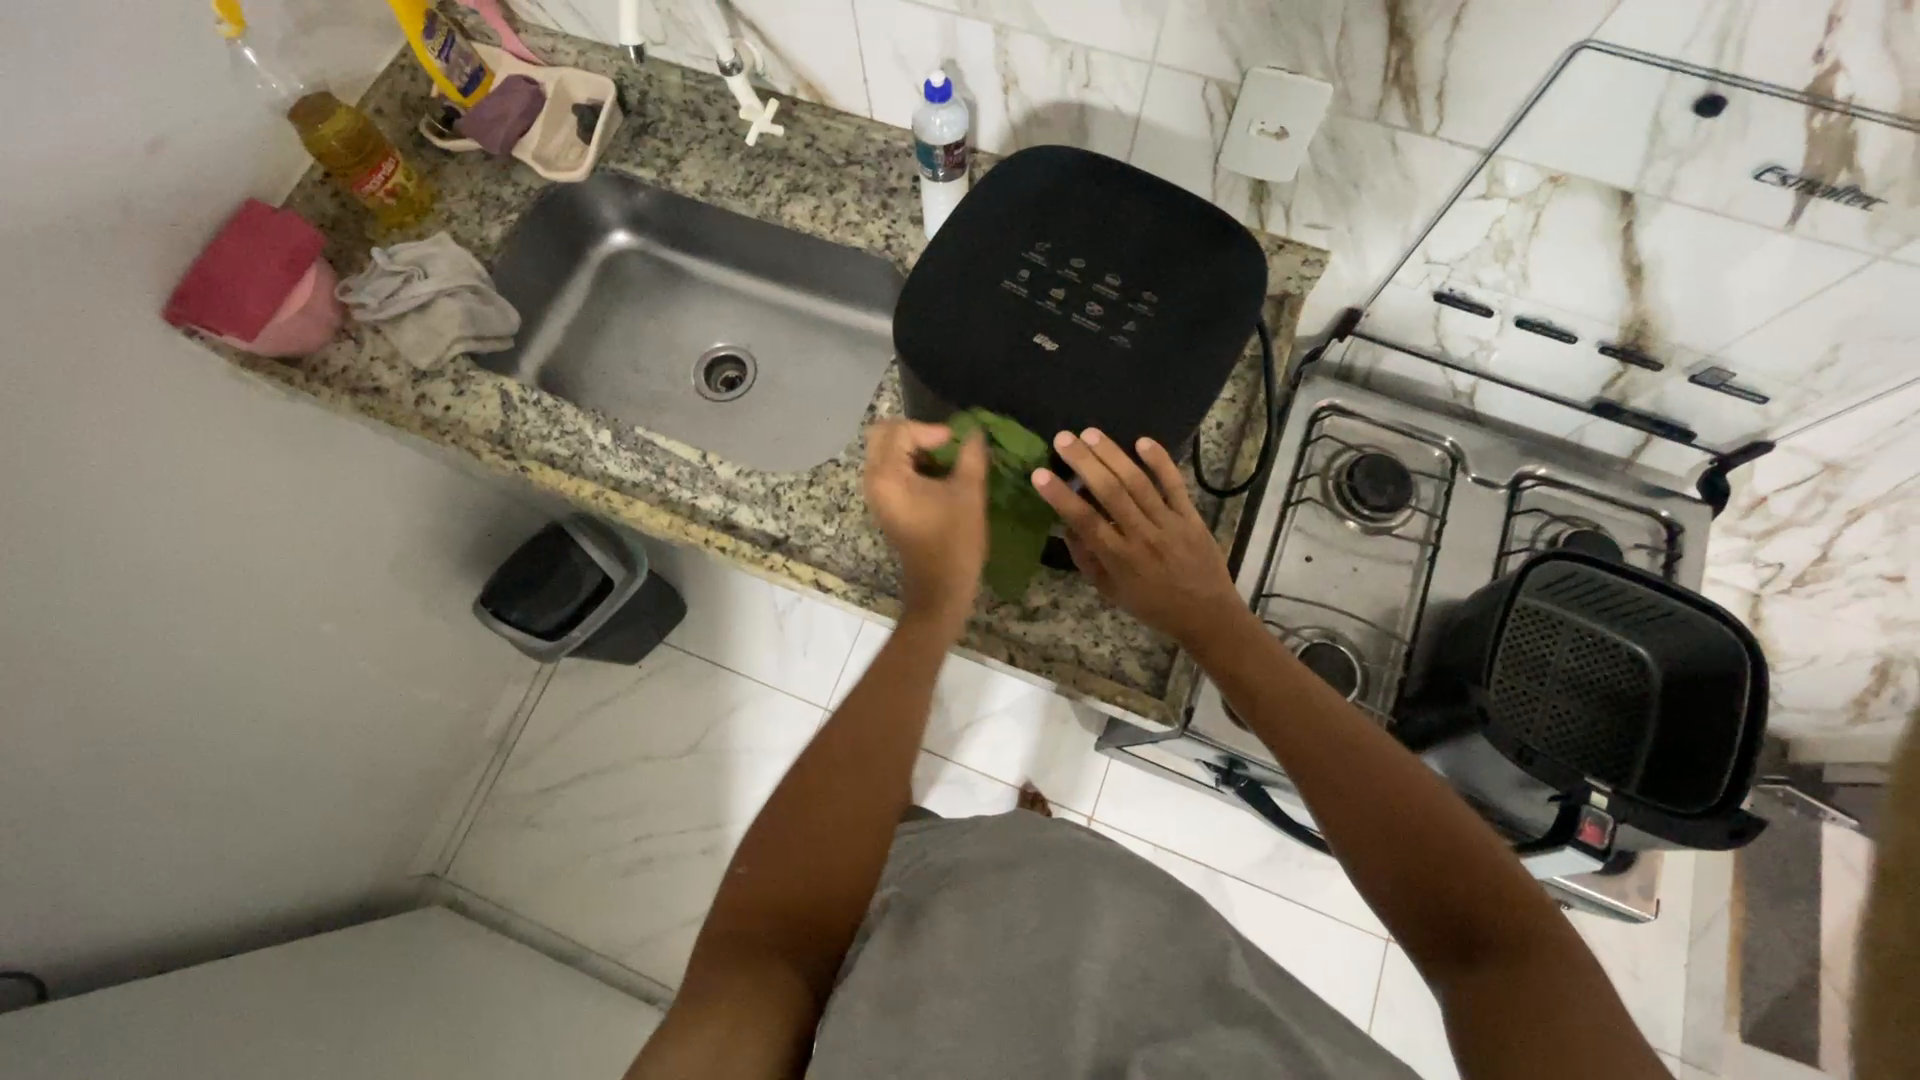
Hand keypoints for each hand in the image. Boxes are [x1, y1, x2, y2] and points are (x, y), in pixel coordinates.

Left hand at [862, 420, 989, 631]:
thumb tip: (974, 432)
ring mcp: (876, 495)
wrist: (940, 588)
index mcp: (887, 475)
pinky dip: (910, 464)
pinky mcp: (885, 505)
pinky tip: (938, 475)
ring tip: (945, 458)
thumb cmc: (955, 541)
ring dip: (913, 448)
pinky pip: (889, 469)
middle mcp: (873, 481)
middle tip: (945, 443)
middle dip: (915, 433)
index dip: (932, 430)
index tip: (958, 443)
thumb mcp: (969, 493)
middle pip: (883, 435)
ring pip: (885, 451)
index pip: (901, 430)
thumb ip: (971, 455)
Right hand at [1032, 429, 1245, 646]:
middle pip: (1110, 492)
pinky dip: (1160, 461)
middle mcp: (1142, 536)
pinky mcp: (1191, 516)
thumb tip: (1067, 527)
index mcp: (1119, 559)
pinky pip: (1174, 484)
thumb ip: (1087, 560)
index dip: (1061, 496)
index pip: (1085, 521)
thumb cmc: (1153, 606)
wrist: (1207, 615)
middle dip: (1084, 462)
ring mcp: (1169, 523)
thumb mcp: (1111, 592)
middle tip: (1063, 439)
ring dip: (1113, 454)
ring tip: (1090, 433)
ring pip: (1138, 482)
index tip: (1040, 474)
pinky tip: (1142, 441)